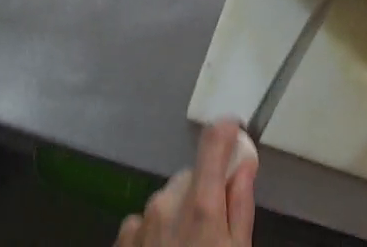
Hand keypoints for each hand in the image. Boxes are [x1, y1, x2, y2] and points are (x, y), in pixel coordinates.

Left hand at [114, 119, 256, 246]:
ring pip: (167, 200)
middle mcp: (166, 204)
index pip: (213, 141)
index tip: (236, 132)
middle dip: (204, 190)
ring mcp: (139, 222)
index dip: (227, 131)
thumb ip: (241, 206)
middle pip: (191, 176)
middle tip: (215, 226)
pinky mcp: (121, 241)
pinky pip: (144, 221)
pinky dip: (156, 231)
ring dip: (179, 213)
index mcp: (200, 205)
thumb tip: (245, 165)